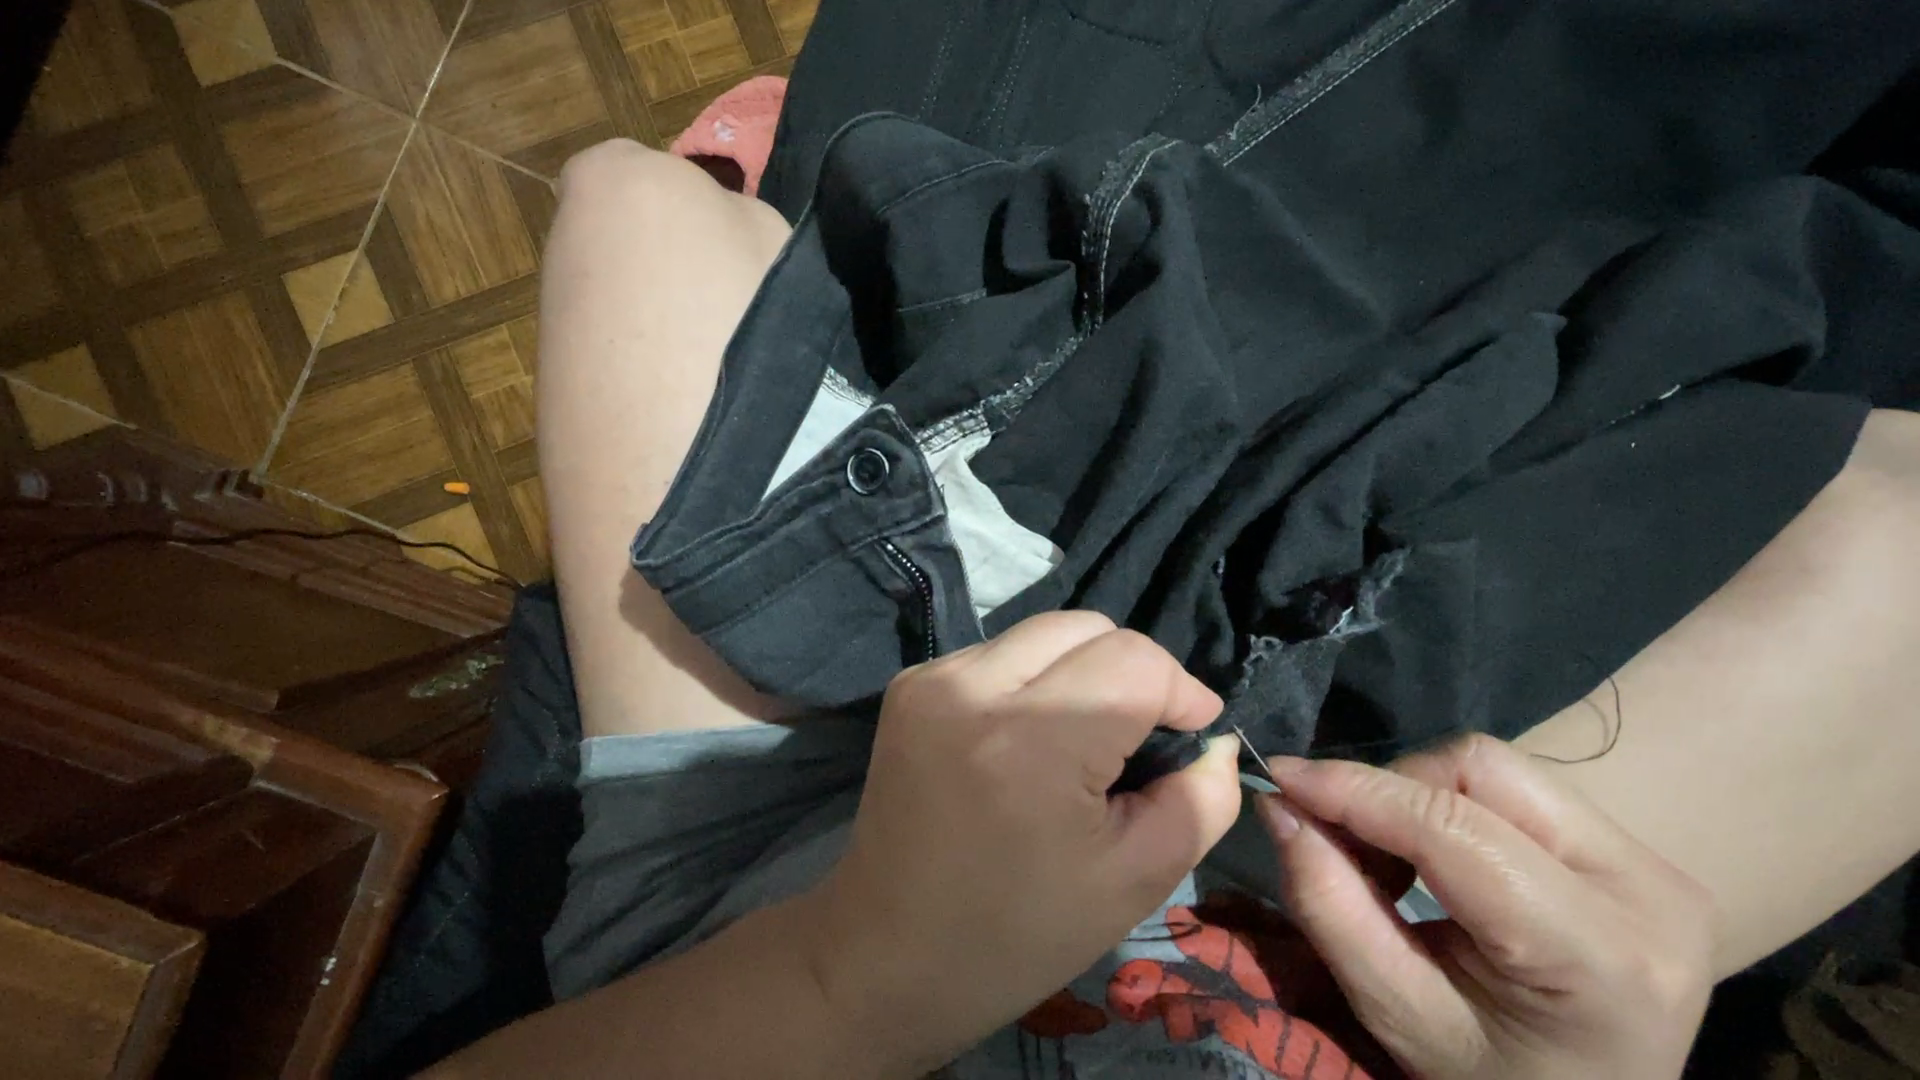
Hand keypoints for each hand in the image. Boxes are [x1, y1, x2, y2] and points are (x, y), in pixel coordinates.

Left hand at [800, 611, 1244, 1075]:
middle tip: (1139, 738)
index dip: (1181, 692)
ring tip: (1083, 738)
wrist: (887, 952)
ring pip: (1044, 632)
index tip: (1190, 736)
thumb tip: (1210, 742)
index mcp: (1033, 740)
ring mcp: (932, 679)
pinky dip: (1033, 679)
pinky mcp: (909, 684)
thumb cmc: (1016, 934)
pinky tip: (1027, 737)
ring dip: (1082, 670)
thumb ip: (1200, 800)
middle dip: (1133, 672)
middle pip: (1089, 628)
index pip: (1136, 661)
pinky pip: (999, 653)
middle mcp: (974, 688)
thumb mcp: (1135, 881)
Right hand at [1258, 734, 1715, 1079]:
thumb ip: (1330, 907)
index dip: (1358, 791)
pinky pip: (1512, 786)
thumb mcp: (1398, 1014)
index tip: (1279, 778)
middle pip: (1480, 772)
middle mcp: (1647, 887)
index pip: (1456, 829)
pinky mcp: (1636, 847)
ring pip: (1493, 767)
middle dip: (1388, 793)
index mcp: (1601, 955)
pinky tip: (1436, 856)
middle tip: (1340, 843)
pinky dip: (1447, 803)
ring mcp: (1651, 861)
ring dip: (1414, 795)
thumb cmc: (1491, 1077)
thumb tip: (1279, 805)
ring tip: (1390, 858)